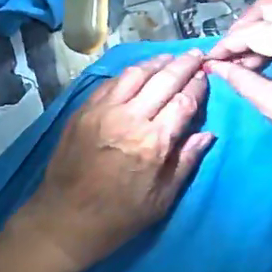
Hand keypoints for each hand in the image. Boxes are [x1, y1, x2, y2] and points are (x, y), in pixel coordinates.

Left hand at [13, 51, 215, 271]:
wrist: (65, 218)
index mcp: (153, 142)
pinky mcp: (83, 111)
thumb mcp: (161, 199)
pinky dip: (128, 74)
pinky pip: (110, 83)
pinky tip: (137, 72)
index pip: (183, 101)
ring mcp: (103, 110)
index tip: (206, 75)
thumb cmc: (118, 216)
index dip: (198, 86)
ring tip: (169, 58)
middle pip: (162, 80)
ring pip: (135, 74)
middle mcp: (130, 117)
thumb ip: (185, 162)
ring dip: (155, 63)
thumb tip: (207, 134)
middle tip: (196, 54)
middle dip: (183, 65)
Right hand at [204, 0, 271, 167]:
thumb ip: (243, 82)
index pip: (254, 32)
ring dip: (258, 29)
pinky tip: (268, 56)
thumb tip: (215, 67)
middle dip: (241, 30)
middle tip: (228, 57)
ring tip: (246, 60)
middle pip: (266, 9)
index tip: (210, 60)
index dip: (227, 45)